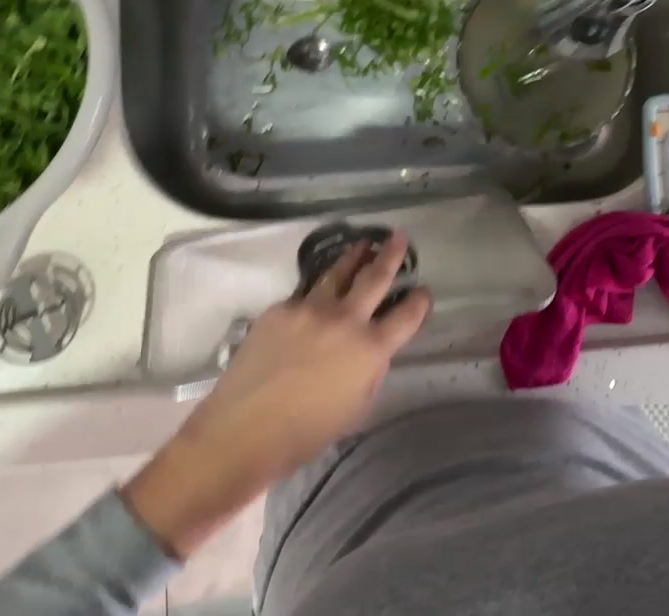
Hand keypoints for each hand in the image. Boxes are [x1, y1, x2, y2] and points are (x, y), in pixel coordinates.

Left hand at [121, 234, 430, 557]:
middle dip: (391, 255)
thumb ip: (369, 370)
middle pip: (375, 277)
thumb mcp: (356, 407)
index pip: (407, 316)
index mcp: (371, 348)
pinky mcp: (280, 309)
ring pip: (337, 273)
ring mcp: (310, 309)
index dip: (419, 301)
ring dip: (353, 257)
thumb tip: (371, 350)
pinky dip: (316, 292)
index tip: (423, 291)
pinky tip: (315, 294)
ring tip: (362, 245)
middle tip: (398, 236)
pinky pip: (304, 295)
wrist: (245, 429)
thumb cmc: (307, 432)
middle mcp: (345, 319)